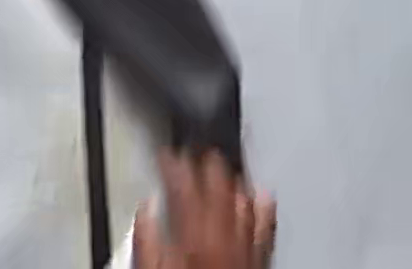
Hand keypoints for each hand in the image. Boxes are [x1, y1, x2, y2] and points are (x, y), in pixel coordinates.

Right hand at [133, 150, 276, 268]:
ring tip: (220, 167)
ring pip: (242, 194)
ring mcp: (245, 245)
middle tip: (192, 153)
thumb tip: (145, 210)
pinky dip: (263, 206)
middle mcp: (223, 232)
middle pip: (217, 178)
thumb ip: (146, 240)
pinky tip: (260, 195)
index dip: (172, 161)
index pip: (183, 182)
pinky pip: (266, 224)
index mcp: (193, 234)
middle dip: (204, 160)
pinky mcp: (260, 260)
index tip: (166, 153)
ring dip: (230, 178)